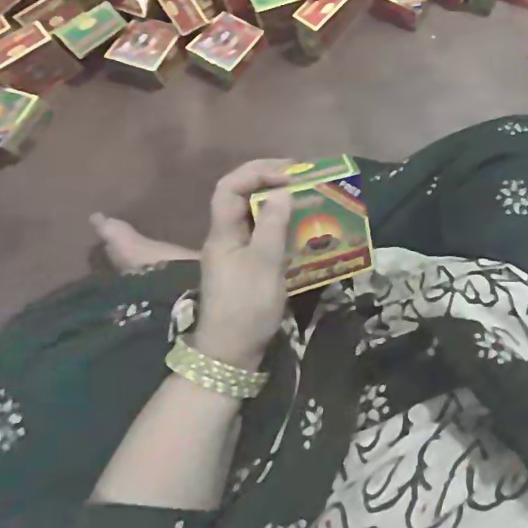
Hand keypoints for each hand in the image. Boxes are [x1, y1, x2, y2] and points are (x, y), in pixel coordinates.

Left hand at [191, 159, 294, 369]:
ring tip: (304, 194)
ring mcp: (236, 251)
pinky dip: (280, 223)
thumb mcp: (264, 263)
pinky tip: (300, 226)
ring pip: (253, 213)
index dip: (257, 173)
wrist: (231, 354)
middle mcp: (226, 236)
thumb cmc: (246, 306)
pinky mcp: (247, 266)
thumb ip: (273, 224)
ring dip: (276, 200)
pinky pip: (262, 233)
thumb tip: (283, 191)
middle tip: (300, 176)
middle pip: (240, 195)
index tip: (289, 174)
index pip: (229, 187)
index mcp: (223, 232)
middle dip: (268, 180)